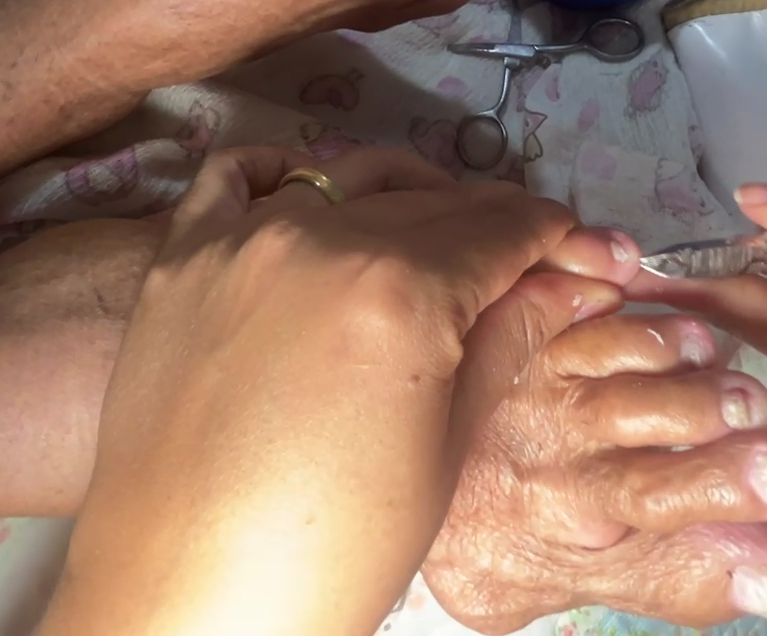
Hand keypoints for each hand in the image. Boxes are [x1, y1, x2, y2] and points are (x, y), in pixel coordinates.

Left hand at [48, 147, 635, 635]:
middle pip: (437, 201)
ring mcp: (244, 237)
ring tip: (434, 231)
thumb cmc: (336, 547)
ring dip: (409, 192)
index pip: (502, 231)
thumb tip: (570, 279)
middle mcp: (322, 239)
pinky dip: (283, 173)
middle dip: (497, 222)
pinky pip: (237, 174)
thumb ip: (507, 339)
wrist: (188, 595)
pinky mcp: (183, 253)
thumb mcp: (447, 449)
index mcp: (400, 291)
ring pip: (350, 176)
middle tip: (524, 255)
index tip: (583, 244)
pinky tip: (311, 201)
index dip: (556, 234)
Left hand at [427, 312, 766, 629]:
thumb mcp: (594, 580)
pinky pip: (542, 298)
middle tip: (748, 402)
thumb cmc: (513, 536)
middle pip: (626, 418)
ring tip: (700, 343)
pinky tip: (621, 285)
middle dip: (694, 409)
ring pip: (590, 352)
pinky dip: (583, 288)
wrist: (417, 487)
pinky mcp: (507, 327)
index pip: (652, 499)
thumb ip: (690, 576)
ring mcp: (527, 376)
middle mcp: (551, 438)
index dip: (717, 487)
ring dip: (649, 344)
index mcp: (576, 508)